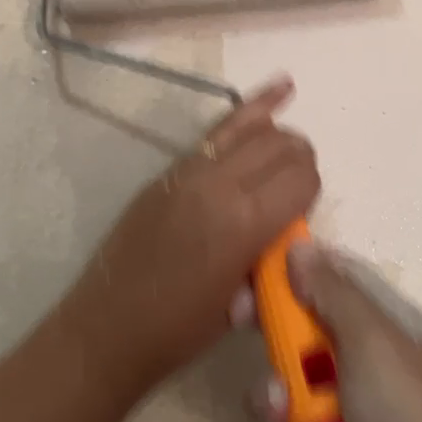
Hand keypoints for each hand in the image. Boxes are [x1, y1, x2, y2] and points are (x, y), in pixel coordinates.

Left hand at [60, 77, 319, 395]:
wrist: (108, 328)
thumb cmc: (179, 329)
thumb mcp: (243, 303)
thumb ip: (272, 257)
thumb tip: (290, 232)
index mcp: (244, 222)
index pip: (302, 179)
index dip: (313, 191)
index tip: (303, 213)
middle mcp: (220, 183)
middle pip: (281, 146)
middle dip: (300, 160)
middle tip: (298, 188)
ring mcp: (190, 170)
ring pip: (250, 127)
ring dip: (278, 132)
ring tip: (295, 134)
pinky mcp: (169, 169)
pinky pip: (218, 131)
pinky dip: (253, 110)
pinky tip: (278, 92)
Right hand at [273, 241, 421, 421]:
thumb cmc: (414, 421)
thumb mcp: (376, 346)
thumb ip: (334, 294)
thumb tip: (300, 246)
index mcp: (387, 327)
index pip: (331, 281)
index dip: (289, 275)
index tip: (247, 283)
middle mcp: (368, 368)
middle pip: (303, 339)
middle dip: (276, 352)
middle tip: (265, 368)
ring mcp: (354, 421)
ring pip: (291, 396)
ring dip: (278, 411)